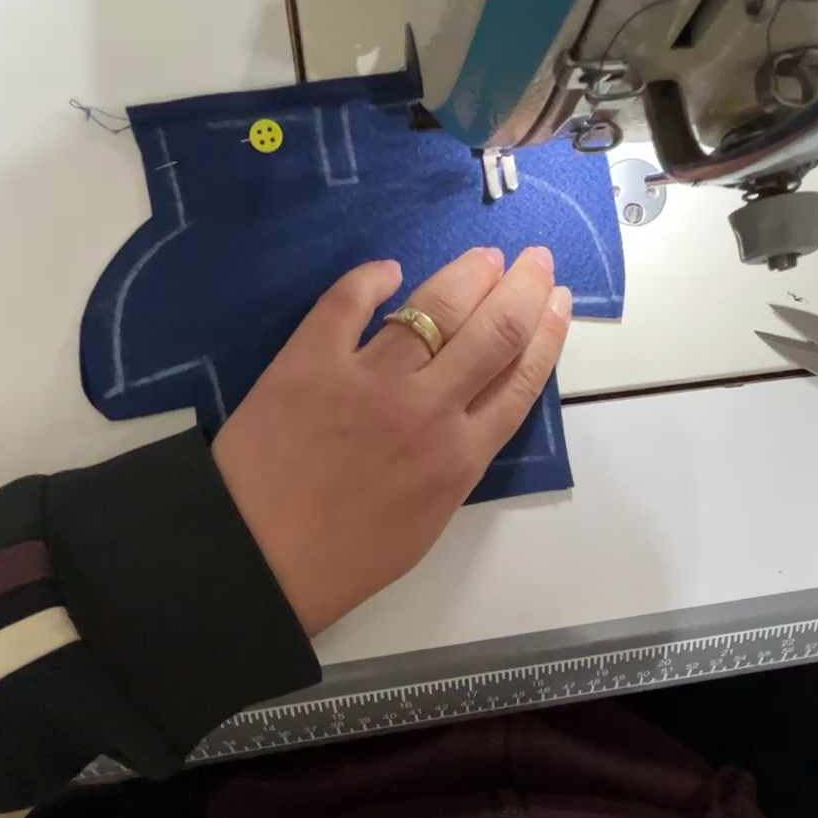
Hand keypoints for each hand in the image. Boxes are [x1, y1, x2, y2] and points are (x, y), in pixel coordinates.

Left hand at [212, 247, 571, 634]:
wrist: (259, 560)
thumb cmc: (348, 557)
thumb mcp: (429, 520)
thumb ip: (458, 462)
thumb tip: (469, 409)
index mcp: (462, 456)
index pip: (521, 379)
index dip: (548, 333)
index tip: (559, 300)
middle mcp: (429, 409)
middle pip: (493, 332)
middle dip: (524, 288)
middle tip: (535, 259)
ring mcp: (370, 379)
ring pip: (436, 307)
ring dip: (467, 274)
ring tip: (485, 257)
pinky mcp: (312, 361)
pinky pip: (348, 303)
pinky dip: (371, 278)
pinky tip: (389, 270)